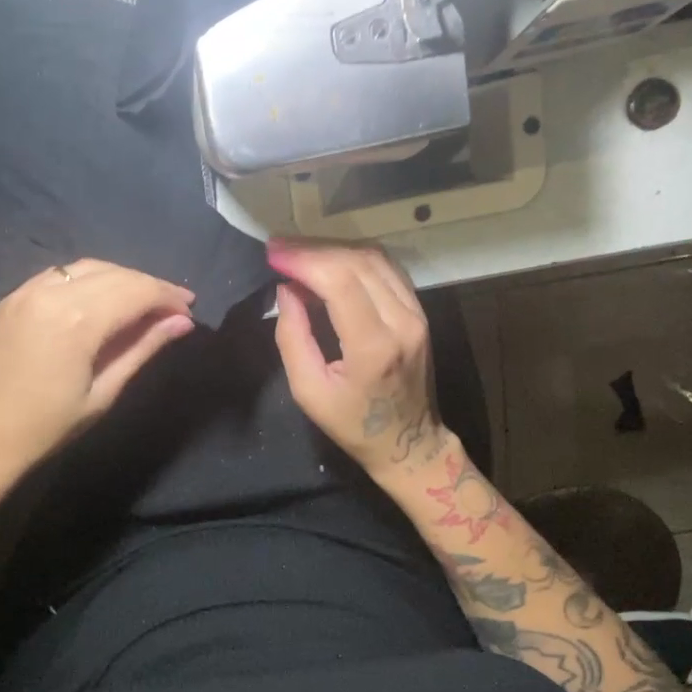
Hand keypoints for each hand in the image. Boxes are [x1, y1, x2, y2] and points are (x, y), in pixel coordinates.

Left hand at [0, 259, 195, 500]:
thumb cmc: (48, 427)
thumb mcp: (103, 393)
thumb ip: (142, 349)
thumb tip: (182, 322)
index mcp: (76, 319)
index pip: (136, 290)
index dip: (168, 296)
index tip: (189, 311)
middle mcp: (51, 292)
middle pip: (114, 273)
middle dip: (148, 286)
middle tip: (173, 308)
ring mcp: (27, 291)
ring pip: (86, 267)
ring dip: (119, 279)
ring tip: (141, 304)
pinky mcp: (12, 298)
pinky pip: (59, 275)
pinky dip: (87, 280)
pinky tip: (100, 301)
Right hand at [268, 238, 449, 478]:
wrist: (409, 442)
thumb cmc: (353, 425)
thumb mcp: (308, 392)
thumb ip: (293, 338)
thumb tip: (286, 290)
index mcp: (374, 346)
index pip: (340, 281)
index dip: (304, 260)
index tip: (272, 254)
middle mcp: (402, 322)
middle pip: (358, 262)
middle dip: (314, 249)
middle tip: (278, 248)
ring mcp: (416, 314)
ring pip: (375, 258)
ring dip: (334, 249)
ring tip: (298, 253)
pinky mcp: (419, 311)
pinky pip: (386, 269)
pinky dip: (354, 259)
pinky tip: (329, 264)